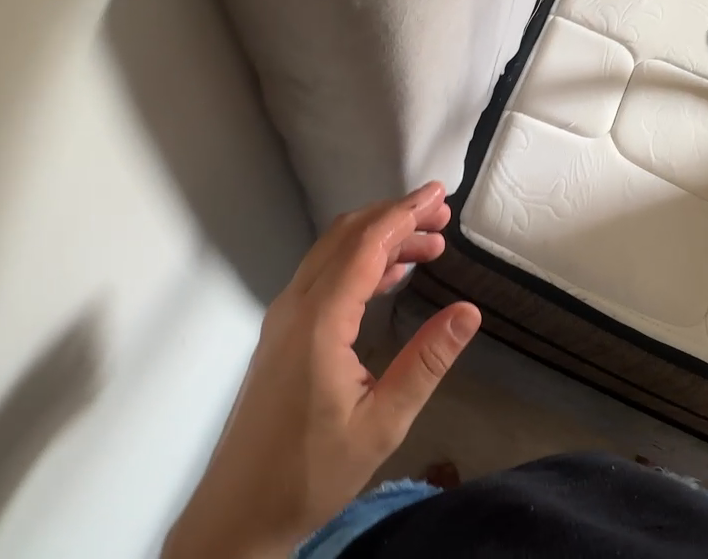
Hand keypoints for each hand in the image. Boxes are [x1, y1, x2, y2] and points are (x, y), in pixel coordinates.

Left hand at [163, 183, 481, 558]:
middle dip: (395, 217)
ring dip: (379, 238)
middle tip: (442, 215)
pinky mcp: (282, 333)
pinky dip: (360, 261)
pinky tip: (391, 275)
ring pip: (332, 253)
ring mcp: (284, 318)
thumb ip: (426, 362)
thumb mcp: (382, 423)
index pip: (366, 244)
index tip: (440, 195)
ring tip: (429, 245)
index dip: (405, 213)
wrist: (237, 512)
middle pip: (346, 236)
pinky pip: (323, 276)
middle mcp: (296, 306)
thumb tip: (469, 312)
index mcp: (320, 320)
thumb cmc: (311, 472)